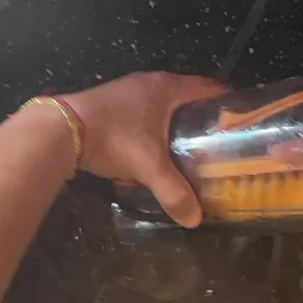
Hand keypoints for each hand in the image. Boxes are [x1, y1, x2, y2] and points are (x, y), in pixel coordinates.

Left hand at [61, 72, 227, 227]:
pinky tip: (153, 147)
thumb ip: (174, 192)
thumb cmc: (114, 138)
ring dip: (175, 121)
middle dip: (201, 116)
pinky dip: (154, 126)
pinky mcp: (110, 102)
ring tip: (188, 146)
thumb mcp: (149, 168)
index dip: (226, 102)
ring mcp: (128, 90)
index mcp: (167, 88)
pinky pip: (143, 111)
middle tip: (216, 140)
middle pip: (186, 96)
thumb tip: (194, 220)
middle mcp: (149, 82)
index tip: (240, 121)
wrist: (62, 129)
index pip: (208, 88)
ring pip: (162, 104)